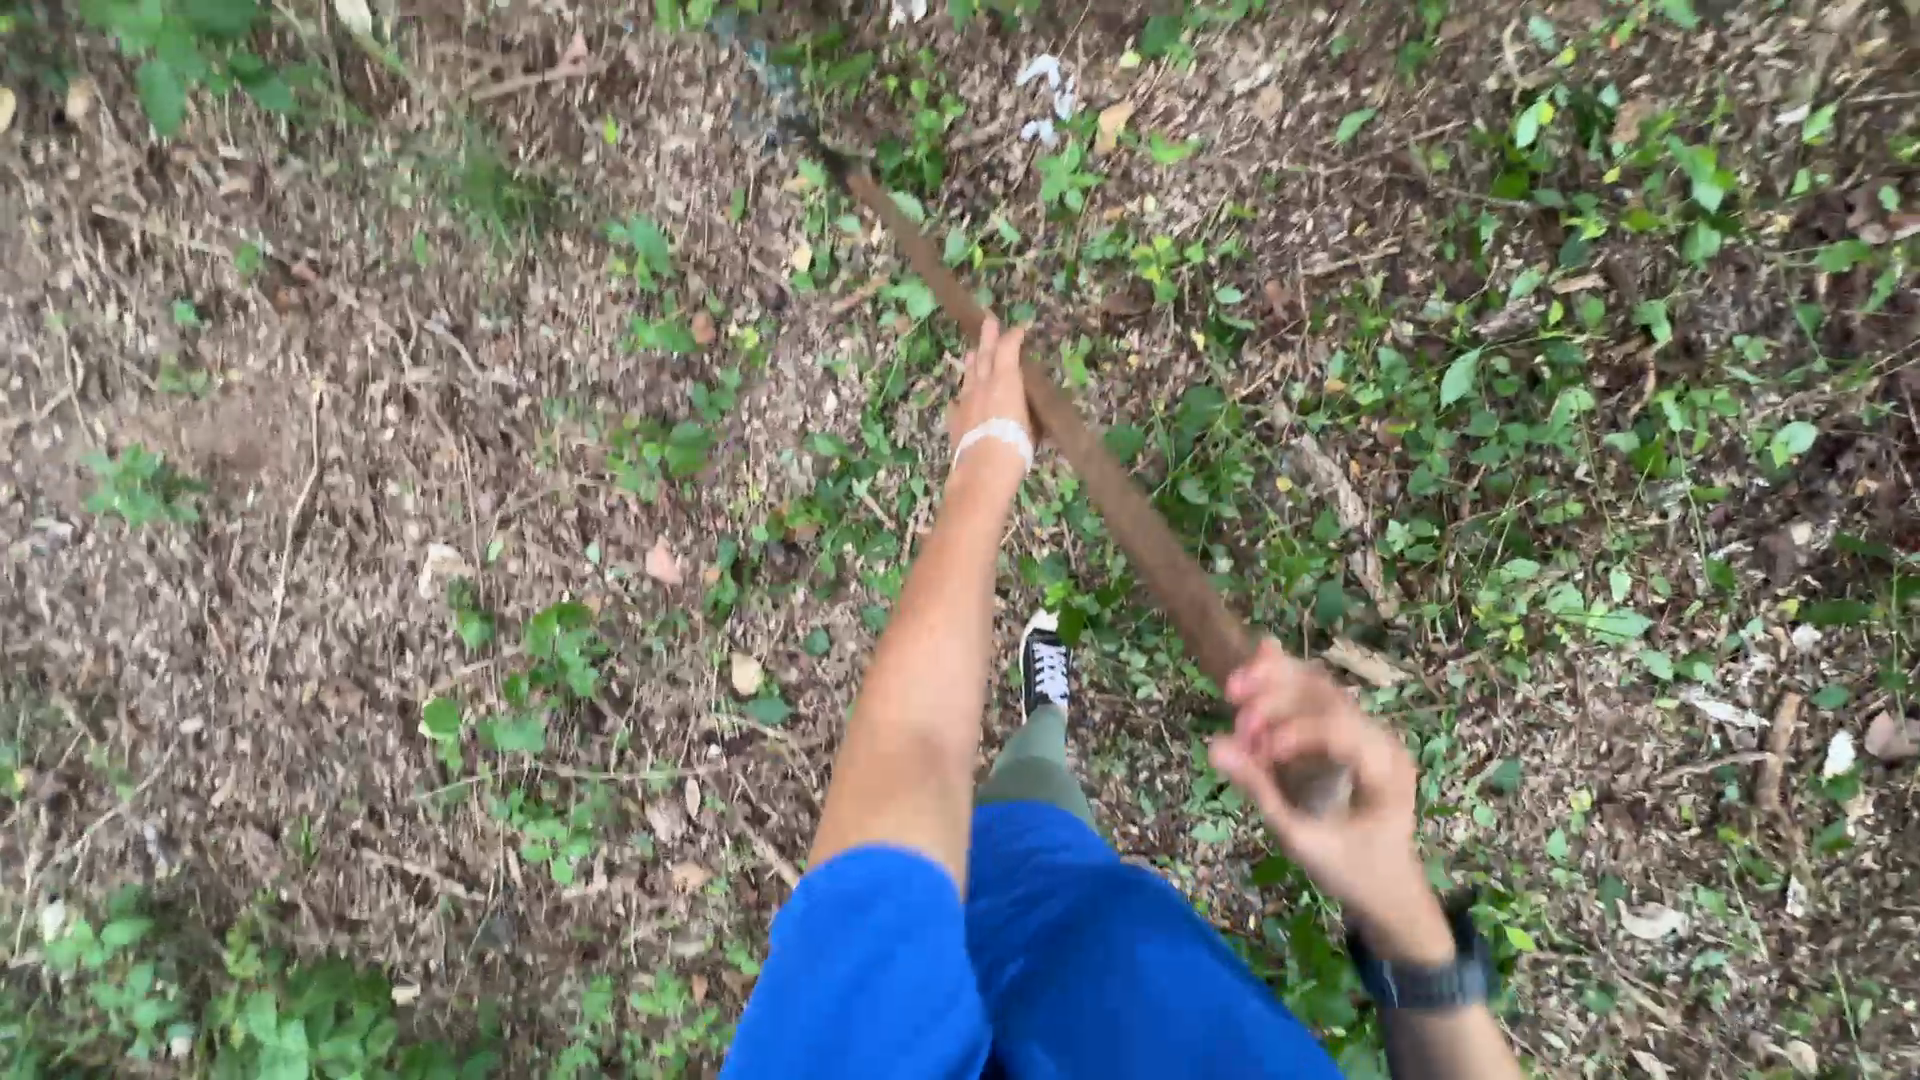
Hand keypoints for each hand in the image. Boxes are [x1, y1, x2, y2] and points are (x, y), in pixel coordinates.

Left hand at [946, 317, 1033, 482]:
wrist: (984, 467)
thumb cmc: (1016, 444)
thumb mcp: (1033, 427)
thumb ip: (1030, 414)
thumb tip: (1032, 414)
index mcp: (1005, 380)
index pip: (1008, 348)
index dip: (1014, 336)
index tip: (1021, 328)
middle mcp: (983, 384)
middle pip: (984, 353)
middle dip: (988, 336)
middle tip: (988, 320)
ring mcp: (965, 400)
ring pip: (968, 374)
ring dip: (973, 361)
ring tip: (974, 353)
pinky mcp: (954, 418)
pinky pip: (956, 403)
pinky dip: (960, 398)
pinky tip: (958, 401)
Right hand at [1209, 639, 1454, 963]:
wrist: (1390, 890)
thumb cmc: (1352, 872)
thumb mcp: (1303, 839)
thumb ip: (1260, 789)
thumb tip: (1215, 747)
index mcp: (1385, 769)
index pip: (1339, 727)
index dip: (1294, 730)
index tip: (1259, 751)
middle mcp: (1381, 739)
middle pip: (1325, 696)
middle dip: (1275, 694)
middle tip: (1231, 700)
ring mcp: (1367, 732)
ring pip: (1318, 688)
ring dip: (1273, 684)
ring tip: (1233, 688)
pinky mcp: (1348, 732)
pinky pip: (1313, 698)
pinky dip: (1279, 690)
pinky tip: (1249, 682)